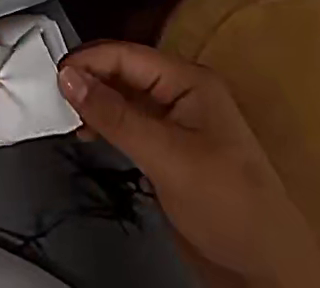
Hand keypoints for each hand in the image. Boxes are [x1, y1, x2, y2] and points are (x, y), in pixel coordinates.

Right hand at [57, 41, 319, 287]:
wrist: (264, 272)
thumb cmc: (235, 210)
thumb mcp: (167, 156)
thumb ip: (115, 115)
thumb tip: (71, 79)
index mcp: (189, 81)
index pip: (125, 54)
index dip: (88, 61)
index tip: (55, 76)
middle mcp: (180, 95)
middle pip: (121, 70)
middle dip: (87, 79)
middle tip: (55, 94)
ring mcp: (173, 122)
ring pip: (120, 95)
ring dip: (92, 102)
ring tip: (67, 114)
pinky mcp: (166, 148)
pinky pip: (125, 121)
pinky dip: (102, 123)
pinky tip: (87, 132)